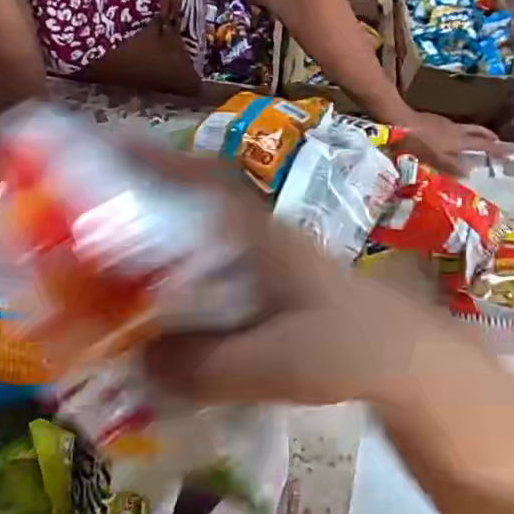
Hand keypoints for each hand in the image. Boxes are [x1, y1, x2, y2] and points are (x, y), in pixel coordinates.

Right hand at [139, 149, 489, 408]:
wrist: (412, 362)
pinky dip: (187, 275)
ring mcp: (271, 258)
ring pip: (206, 235)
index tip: (112, 146)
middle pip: (194, 202)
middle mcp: (260, 235)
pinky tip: (170, 305)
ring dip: (167, 239)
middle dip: (149, 198)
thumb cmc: (350, 347)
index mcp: (258, 234)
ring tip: (120, 257)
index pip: (200, 181)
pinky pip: (218, 268)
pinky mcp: (276, 285)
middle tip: (100, 209)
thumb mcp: (276, 361)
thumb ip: (207, 366)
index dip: (156, 161)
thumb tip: (139, 363)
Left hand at [394, 110, 500, 174]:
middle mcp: (456, 130)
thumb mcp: (434, 159)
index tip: (510, 153)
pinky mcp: (434, 120)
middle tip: (499, 142)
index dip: (497, 150)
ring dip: (477, 133)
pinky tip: (453, 138)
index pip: (483, 145)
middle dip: (490, 138)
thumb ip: (452, 166)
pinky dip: (460, 133)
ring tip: (479, 140)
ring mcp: (445, 123)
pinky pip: (454, 127)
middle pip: (478, 132)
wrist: (399, 120)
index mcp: (458, 140)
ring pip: (467, 128)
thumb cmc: (416, 143)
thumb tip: (470, 172)